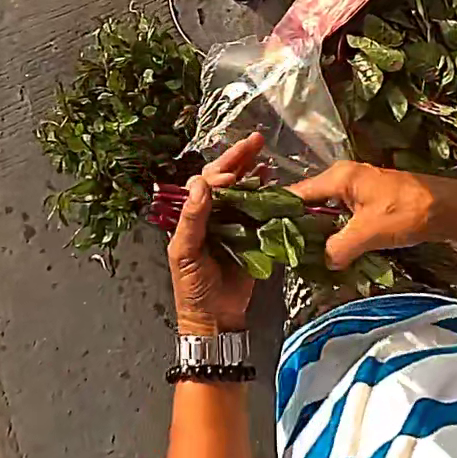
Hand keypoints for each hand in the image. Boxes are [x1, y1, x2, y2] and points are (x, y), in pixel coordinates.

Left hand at [167, 133, 266, 335]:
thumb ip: (192, 219)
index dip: (217, 175)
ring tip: (262, 151)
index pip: (204, 184)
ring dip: (251, 169)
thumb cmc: (192, 286)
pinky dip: (266, 193)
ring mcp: (233, 222)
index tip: (228, 177)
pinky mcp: (252, 234)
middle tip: (254, 140)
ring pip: (242, 189)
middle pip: (224, 179)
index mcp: (193, 214)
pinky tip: (272, 179)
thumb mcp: (185, 252)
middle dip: (237, 158)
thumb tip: (200, 185)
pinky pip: (259, 209)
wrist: (215, 317)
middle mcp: (212, 213)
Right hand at [288, 161, 443, 267]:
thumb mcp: (368, 234)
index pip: (296, 192)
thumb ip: (339, 248)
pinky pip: (340, 211)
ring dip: (318, 227)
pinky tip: (332, 245)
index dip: (281, 211)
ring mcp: (356, 186)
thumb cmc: (406, 213)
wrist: (451, 209)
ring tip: (305, 249)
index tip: (269, 232)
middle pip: (309, 199)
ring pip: (325, 207)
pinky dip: (334, 227)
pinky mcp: (368, 197)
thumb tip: (324, 262)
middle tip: (286, 246)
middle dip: (299, 222)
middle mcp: (342, 177)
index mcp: (337, 177)